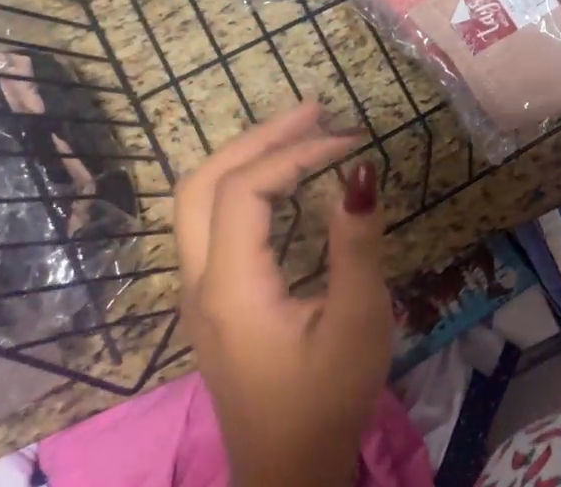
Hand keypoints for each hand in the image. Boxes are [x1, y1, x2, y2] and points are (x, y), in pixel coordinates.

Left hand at [175, 102, 390, 486]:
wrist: (290, 464)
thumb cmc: (329, 392)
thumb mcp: (358, 317)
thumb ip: (357, 243)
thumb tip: (361, 172)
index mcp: (230, 287)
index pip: (244, 192)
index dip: (296, 153)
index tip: (356, 141)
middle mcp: (199, 283)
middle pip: (200, 188)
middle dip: (257, 139)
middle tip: (317, 110)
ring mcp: (201, 294)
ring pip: (198, 205)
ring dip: (247, 159)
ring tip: (306, 132)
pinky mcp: (217, 302)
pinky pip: (213, 226)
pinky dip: (248, 187)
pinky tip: (288, 183)